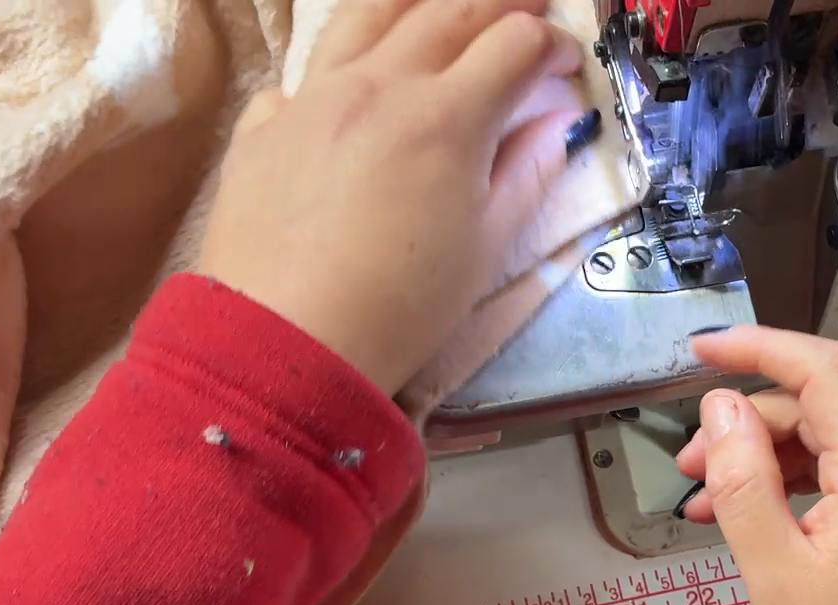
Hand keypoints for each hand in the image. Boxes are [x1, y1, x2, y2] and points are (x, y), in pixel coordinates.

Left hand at [198, 0, 584, 392]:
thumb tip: (558, 127)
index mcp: (445, 120)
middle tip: (529, 5)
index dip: (550, 47)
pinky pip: (311, 65)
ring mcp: (315, 95)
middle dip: (500, 2)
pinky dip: (348, 54)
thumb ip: (525, 178)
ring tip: (445, 5)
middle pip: (448, 12)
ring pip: (371, 13)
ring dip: (421, 0)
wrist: (295, 338)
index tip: (569, 60)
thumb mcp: (486, 252)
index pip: (511, 50)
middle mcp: (379, 85)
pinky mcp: (268, 122)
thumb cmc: (407, 307)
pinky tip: (357, 77)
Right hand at [676, 327, 837, 604]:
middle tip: (689, 467)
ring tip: (711, 500)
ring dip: (775, 457)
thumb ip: (742, 480)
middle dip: (752, 424)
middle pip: (829, 409)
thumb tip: (720, 408)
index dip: (760, 347)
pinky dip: (809, 483)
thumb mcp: (772, 573)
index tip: (702, 351)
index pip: (826, 372)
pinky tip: (763, 515)